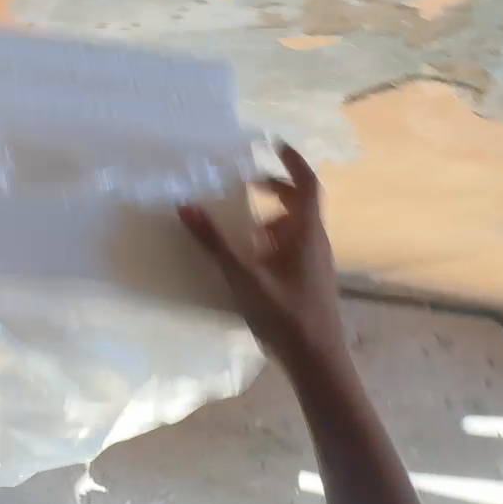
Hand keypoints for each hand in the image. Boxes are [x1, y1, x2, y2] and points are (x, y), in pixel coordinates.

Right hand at [178, 144, 344, 367]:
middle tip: (245, 181)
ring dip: (271, 213)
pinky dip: (270, 237)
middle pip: (300, 202)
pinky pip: (290, 245)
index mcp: (306, 233)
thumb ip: (213, 240)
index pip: (307, 184)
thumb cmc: (284, 312)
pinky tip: (247, 253)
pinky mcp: (307, 279)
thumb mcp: (242, 274)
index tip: (273, 143)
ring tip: (241, 216)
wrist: (317, 360)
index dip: (293, 161)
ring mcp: (313, 262)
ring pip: (295, 225)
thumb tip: (186, 206)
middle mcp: (315, 241)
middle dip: (275, 187)